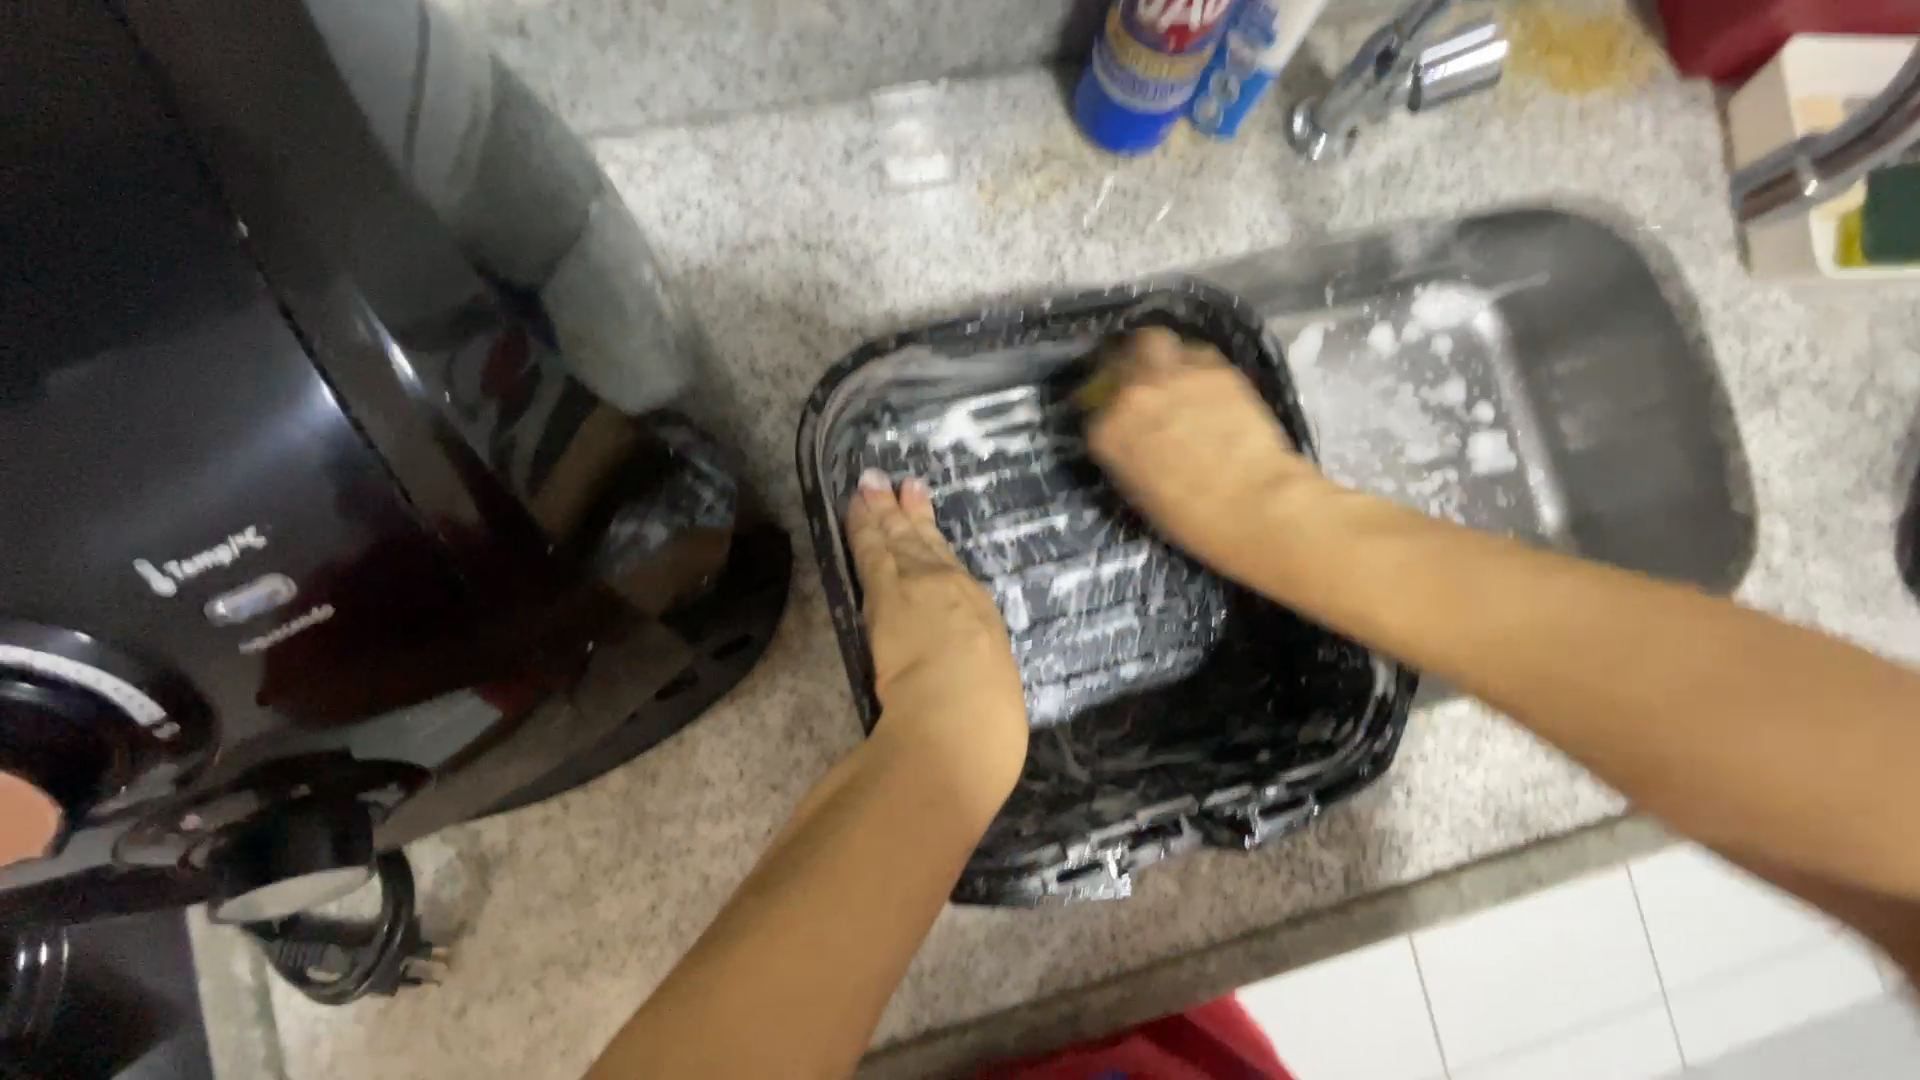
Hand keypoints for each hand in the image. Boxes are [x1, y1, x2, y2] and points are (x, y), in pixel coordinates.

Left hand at [844, 470, 1027, 815]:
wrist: (959, 715)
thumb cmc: (986, 712)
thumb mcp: (987, 679)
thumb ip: (967, 659)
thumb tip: (957, 660)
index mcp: (977, 609)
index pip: (948, 563)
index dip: (931, 534)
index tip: (922, 509)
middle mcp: (949, 587)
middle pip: (920, 542)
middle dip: (903, 511)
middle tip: (890, 482)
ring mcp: (916, 584)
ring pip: (894, 539)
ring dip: (879, 510)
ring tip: (868, 484)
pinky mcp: (884, 592)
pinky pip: (871, 551)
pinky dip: (863, 527)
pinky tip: (854, 509)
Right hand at [1087, 328, 1320, 583]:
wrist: (1252, 502)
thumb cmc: (1190, 517)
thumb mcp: (1138, 491)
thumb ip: (1126, 454)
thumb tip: (1134, 440)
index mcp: (1107, 432)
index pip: (1094, 408)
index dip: (1107, 411)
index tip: (1118, 418)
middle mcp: (1132, 394)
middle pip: (1117, 360)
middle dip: (1123, 367)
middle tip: (1136, 379)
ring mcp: (1173, 375)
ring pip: (1153, 341)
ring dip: (1156, 354)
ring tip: (1169, 370)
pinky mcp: (1215, 367)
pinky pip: (1195, 353)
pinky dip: (1193, 363)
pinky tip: (1203, 383)